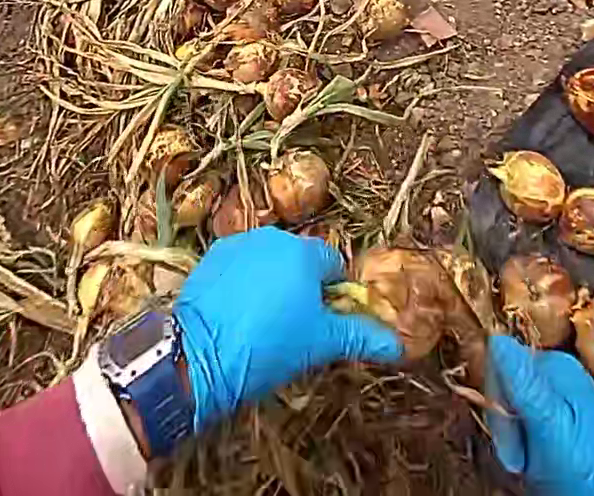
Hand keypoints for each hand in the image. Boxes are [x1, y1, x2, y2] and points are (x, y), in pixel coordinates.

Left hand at [174, 227, 402, 427]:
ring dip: (272, 281)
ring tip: (260, 321)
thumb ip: (358, 335)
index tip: (319, 321)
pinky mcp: (214, 254)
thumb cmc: (267, 345)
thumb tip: (398, 344)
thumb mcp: (318, 343)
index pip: (332, 265)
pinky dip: (243, 281)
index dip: (330, 294)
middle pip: (300, 260)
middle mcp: (276, 237)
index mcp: (306, 252)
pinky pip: (241, 264)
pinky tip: (235, 311)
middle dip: (300, 287)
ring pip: (270, 261)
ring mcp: (242, 242)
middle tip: (291, 326)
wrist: (195, 357)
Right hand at [485, 335, 593, 495]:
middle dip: (506, 420)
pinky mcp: (570, 411)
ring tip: (535, 463)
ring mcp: (566, 389)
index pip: (498, 359)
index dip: (496, 402)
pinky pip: (532, 413)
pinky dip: (532, 439)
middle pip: (507, 380)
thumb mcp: (550, 428)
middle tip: (522, 460)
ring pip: (517, 400)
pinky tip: (546, 459)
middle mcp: (560, 367)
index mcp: (554, 363)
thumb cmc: (587, 471)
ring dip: (517, 433)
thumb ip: (524, 384)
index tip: (510, 445)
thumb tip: (495, 337)